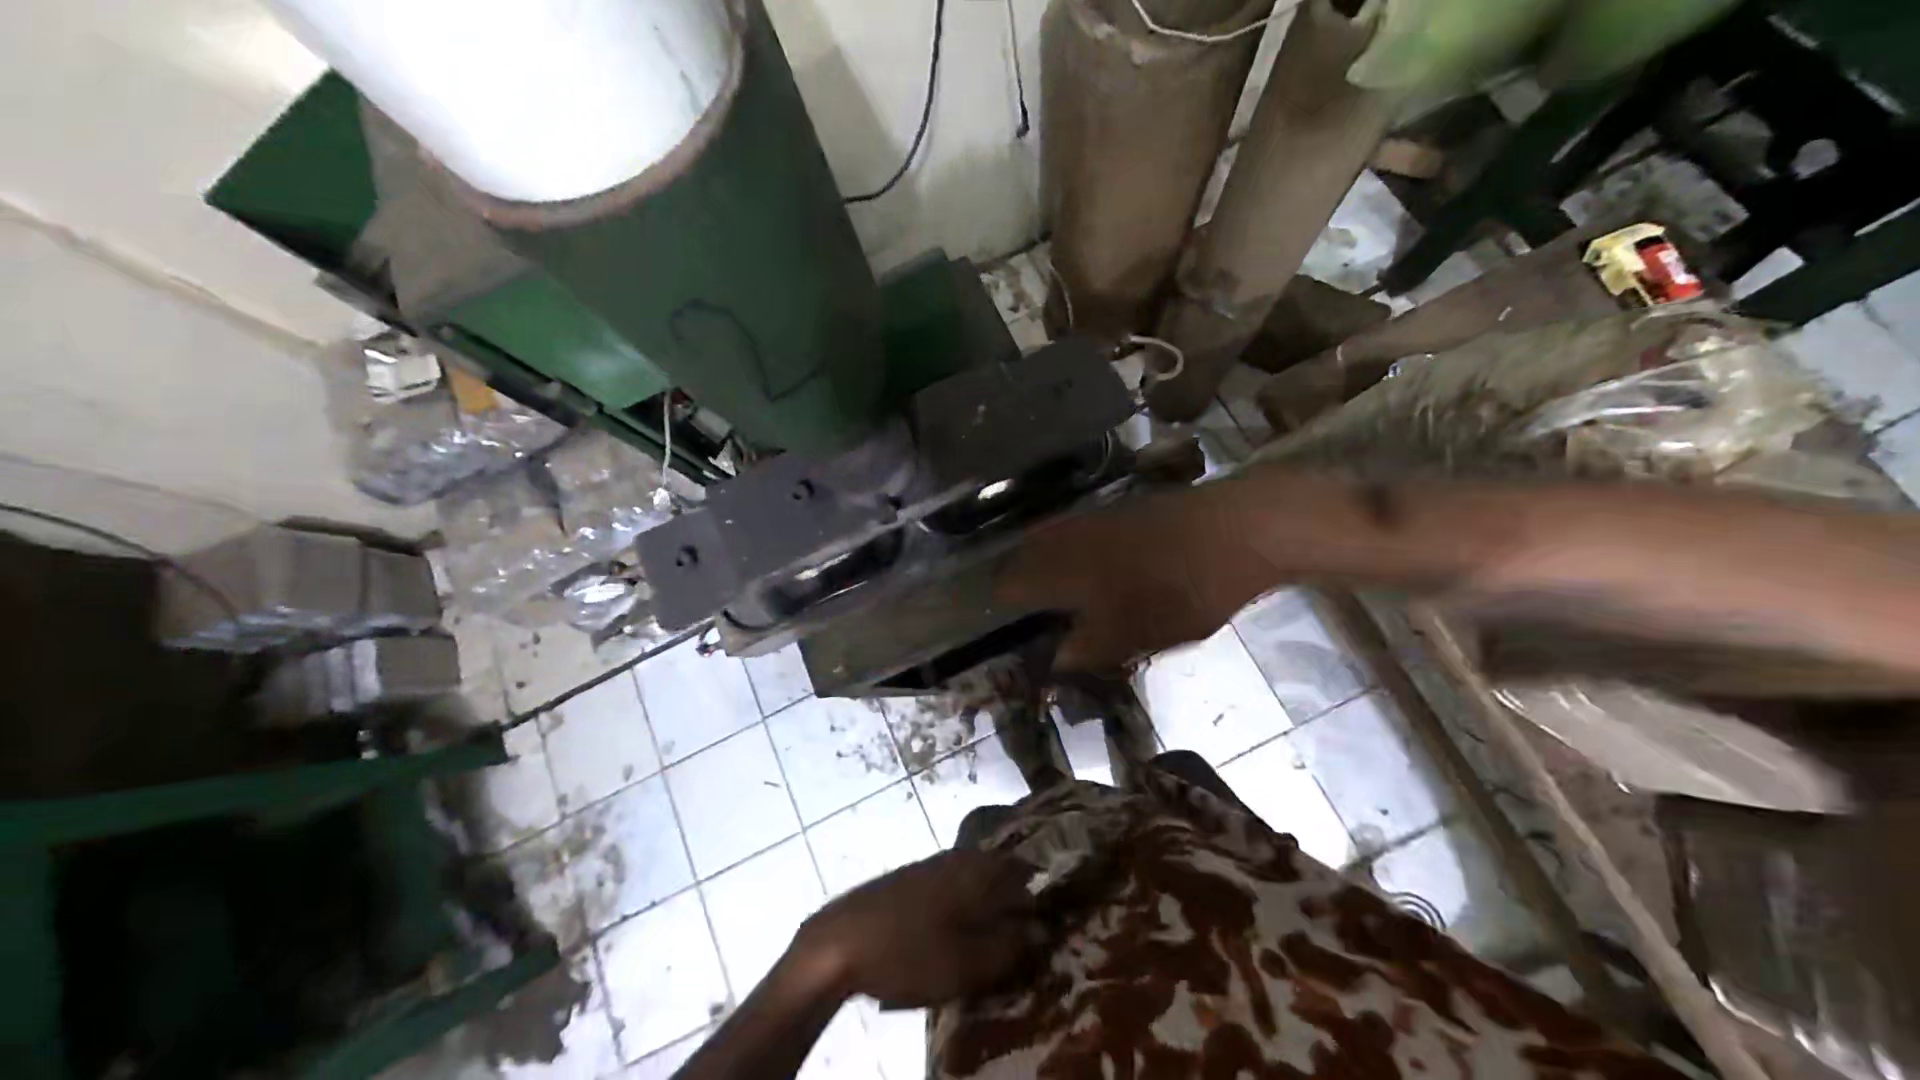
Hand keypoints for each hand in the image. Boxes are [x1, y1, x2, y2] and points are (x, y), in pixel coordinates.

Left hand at [792, 849, 1045, 1008]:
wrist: (839, 943)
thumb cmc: (909, 953)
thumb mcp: (968, 962)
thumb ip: (1010, 944)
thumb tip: (1041, 929)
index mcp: (977, 870)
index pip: (1024, 870)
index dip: (1041, 892)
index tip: (1050, 919)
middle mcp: (957, 857)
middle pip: (998, 869)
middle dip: (1014, 895)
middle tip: (1023, 931)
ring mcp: (930, 864)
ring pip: (973, 876)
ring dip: (987, 899)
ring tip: (992, 935)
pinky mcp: (908, 878)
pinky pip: (950, 884)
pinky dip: (962, 902)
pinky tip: (955, 928)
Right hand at [994, 485, 1272, 672]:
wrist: (1235, 530)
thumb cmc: (1177, 590)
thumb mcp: (1131, 637)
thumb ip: (1085, 650)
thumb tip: (1056, 658)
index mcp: (1054, 568)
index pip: (1004, 587)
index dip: (1002, 614)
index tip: (1014, 635)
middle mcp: (1062, 537)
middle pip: (1020, 560)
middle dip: (1022, 591)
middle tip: (1040, 621)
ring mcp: (1091, 518)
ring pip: (1049, 545)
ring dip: (1048, 572)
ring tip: (1070, 603)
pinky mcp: (1119, 510)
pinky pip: (1077, 535)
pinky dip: (1076, 557)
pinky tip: (1102, 576)